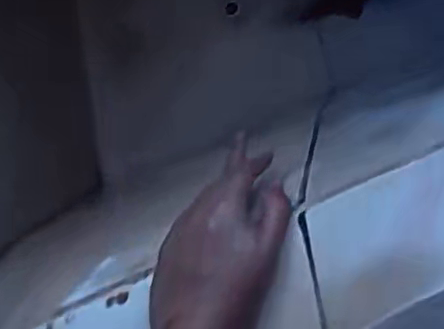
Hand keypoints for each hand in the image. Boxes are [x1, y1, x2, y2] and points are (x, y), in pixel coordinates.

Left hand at [150, 134, 291, 328]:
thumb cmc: (237, 290)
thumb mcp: (268, 248)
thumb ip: (276, 209)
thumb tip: (273, 185)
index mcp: (223, 206)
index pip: (240, 170)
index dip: (254, 159)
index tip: (267, 154)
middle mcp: (197, 212)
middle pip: (219, 182)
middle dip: (237, 170)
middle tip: (251, 162)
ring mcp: (178, 232)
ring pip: (203, 200)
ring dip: (220, 191)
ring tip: (234, 191)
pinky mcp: (167, 252)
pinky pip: (190, 219)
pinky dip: (205, 211)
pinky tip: (212, 222)